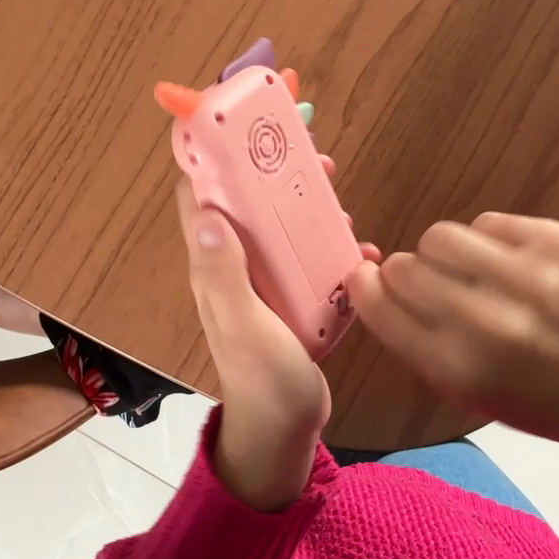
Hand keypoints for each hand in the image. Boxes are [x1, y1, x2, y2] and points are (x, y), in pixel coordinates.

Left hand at [175, 178, 378, 509]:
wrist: (284, 430)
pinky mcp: (290, 297)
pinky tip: (359, 247)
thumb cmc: (262, 380)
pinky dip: (330, 244)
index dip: (214, 158)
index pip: (199, 197)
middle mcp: (234, 266)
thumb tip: (208, 212)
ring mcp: (263, 282)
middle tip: (314, 157)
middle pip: (248, 202)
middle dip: (274, 172)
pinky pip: (307, 256)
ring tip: (339, 195)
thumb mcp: (243, 325)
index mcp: (214, 266)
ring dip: (306, 203)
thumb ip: (225, 274)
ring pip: (280, 225)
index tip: (245, 128)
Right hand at [345, 212, 558, 474]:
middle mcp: (488, 322)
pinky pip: (490, 222)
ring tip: (479, 271)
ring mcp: (528, 276)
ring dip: (449, 253)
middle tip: (440, 288)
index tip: (371, 284)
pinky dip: (493, 241)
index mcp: (462, 370)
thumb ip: (424, 345)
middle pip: (404, 266)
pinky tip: (520, 264)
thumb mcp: (481, 398)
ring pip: (441, 235)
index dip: (367, 290)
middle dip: (410, 275)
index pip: (378, 305)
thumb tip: (377, 289)